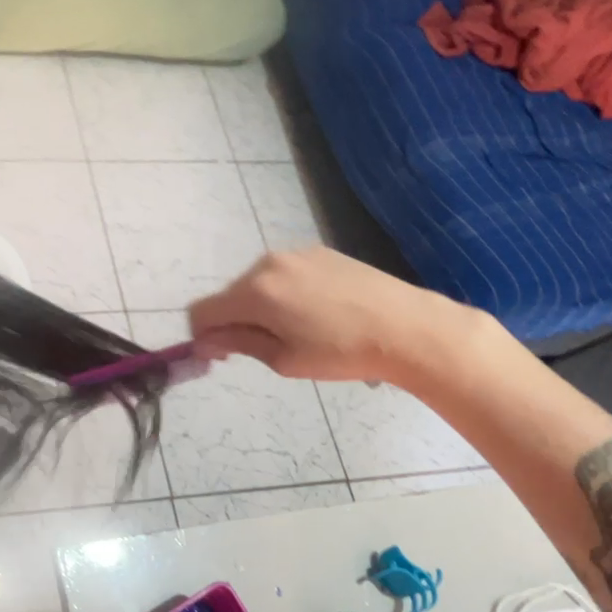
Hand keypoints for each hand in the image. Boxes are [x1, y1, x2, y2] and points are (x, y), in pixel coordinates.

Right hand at [187, 247, 481, 384]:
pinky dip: (285, 293)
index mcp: (254, 292)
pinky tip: (317, 313)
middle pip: (229, 295)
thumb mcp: (284, 359)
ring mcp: (295, 254)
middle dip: (233, 320)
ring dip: (261, 306)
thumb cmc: (343, 353)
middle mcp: (267, 264)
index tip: (223, 356)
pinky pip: (285, 273)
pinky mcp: (319, 252)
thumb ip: (238, 344)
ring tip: (297, 330)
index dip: (203, 336)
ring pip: (257, 283)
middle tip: (263, 348)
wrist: (409, 328)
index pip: (202, 311)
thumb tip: (206, 341)